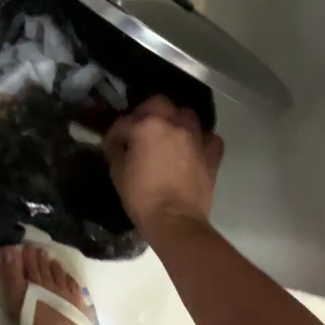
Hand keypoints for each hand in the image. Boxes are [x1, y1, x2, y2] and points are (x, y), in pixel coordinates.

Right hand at [103, 95, 224, 234]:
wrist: (176, 222)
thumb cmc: (142, 196)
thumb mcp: (118, 172)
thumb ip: (117, 149)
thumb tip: (117, 143)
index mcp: (145, 125)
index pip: (124, 121)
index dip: (116, 133)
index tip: (113, 145)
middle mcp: (172, 123)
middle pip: (159, 101)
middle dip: (148, 111)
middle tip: (142, 128)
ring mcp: (195, 137)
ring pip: (187, 114)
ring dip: (176, 120)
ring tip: (169, 134)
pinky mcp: (211, 155)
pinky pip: (210, 137)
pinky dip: (202, 139)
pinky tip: (193, 147)